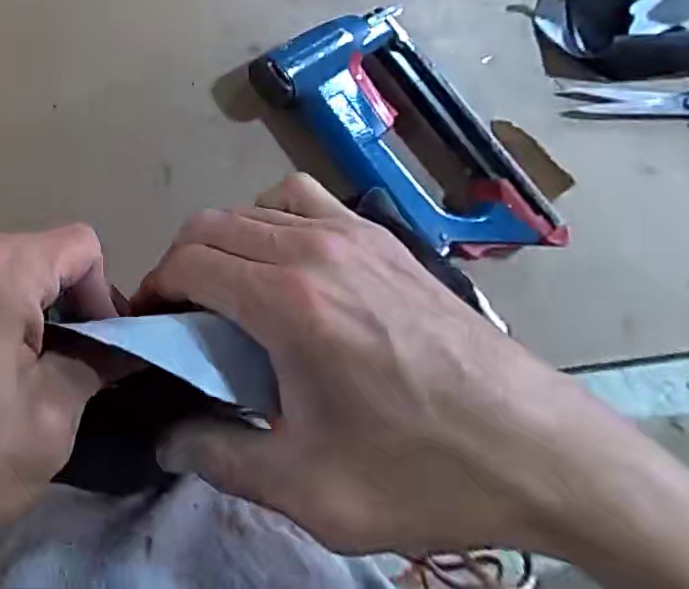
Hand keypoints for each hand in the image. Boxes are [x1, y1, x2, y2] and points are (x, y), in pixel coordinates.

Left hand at [0, 223, 119, 585]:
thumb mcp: (48, 423)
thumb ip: (97, 366)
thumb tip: (124, 345)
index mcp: (3, 265)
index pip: (85, 248)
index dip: (102, 298)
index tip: (92, 351)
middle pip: (52, 258)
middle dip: (70, 311)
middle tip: (62, 373)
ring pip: (22, 272)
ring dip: (38, 317)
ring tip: (23, 377)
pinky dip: (6, 316)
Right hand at [135, 174, 675, 556]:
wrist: (537, 447)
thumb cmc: (422, 472)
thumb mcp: (310, 489)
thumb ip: (220, 458)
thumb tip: (166, 439)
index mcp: (289, 302)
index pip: (190, 261)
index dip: (155, 287)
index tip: (151, 323)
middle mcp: (314, 248)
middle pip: (211, 224)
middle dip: (180, 263)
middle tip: (183, 315)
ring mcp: (352, 232)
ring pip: (253, 205)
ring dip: (224, 238)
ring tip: (231, 287)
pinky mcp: (381, 235)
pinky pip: (303, 198)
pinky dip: (273, 216)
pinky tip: (287, 261)